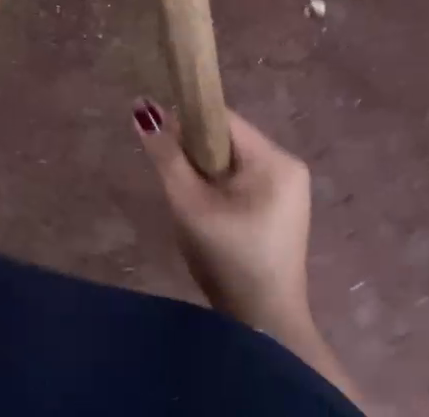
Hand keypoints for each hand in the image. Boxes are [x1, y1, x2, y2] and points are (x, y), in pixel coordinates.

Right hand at [134, 103, 313, 337]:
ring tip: (190, 201)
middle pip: (222, 137)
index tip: (160, 145)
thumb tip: (142, 106)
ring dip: (200, 171)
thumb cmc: (227, 256)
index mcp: (275, 160)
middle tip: (177, 184)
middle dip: (192, 153)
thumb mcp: (187, 200)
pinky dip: (214, 185)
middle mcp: (287, 166)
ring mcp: (286, 187)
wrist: (263, 321)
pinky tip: (206, 211)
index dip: (184, 123)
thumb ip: (165, 152)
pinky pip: (236, 176)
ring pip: (226, 157)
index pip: (219, 117)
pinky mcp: (278, 205)